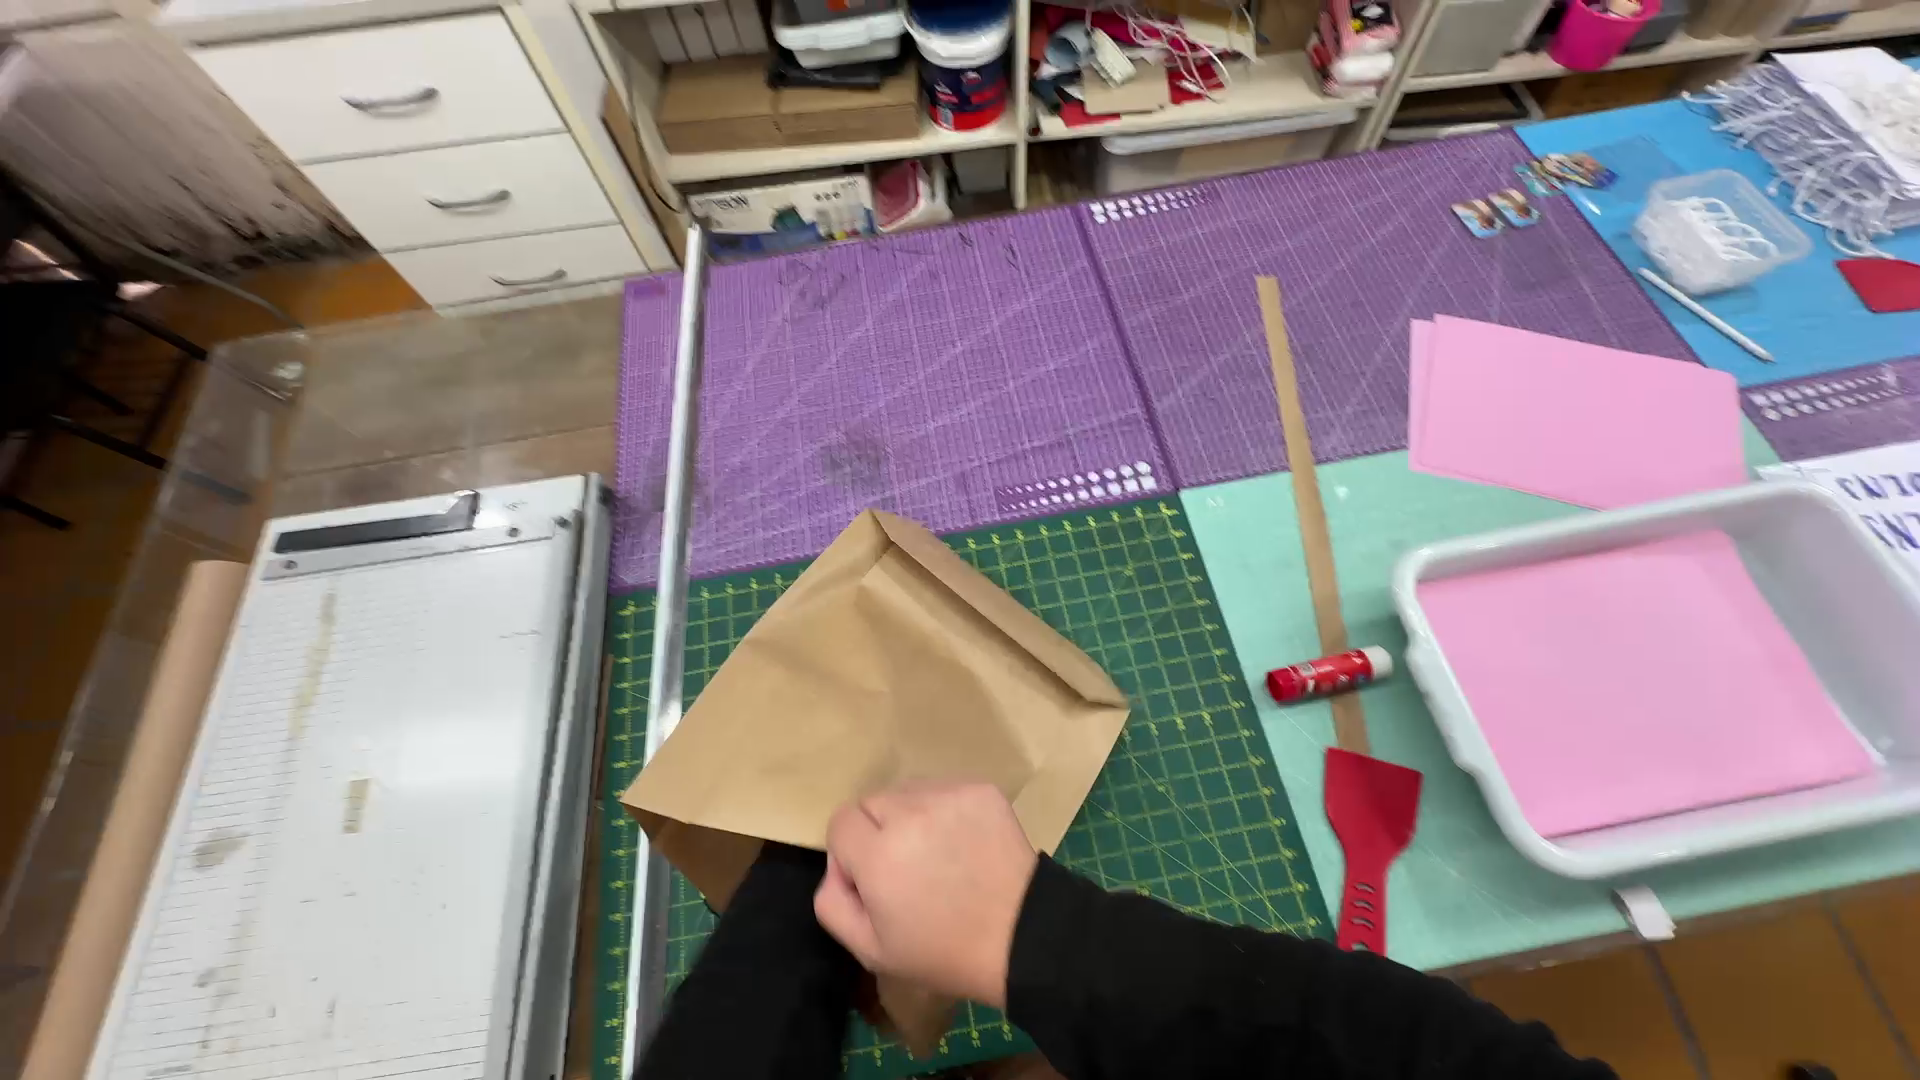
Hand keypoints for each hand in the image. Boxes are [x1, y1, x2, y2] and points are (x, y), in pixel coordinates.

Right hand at [813, 782, 1038, 1007]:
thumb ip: (832, 903)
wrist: (1021, 935)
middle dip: (879, 830)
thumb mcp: (871, 949)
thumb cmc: (943, 951)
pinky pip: (942, 788)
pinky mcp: (979, 788)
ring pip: (907, 791)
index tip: (874, 879)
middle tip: (906, 867)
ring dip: (910, 816)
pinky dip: (944, 810)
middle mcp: (910, 812)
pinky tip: (962, 842)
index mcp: (879, 853)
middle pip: (872, 802)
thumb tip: (837, 865)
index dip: (850, 852)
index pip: (841, 821)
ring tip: (937, 853)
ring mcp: (948, 795)